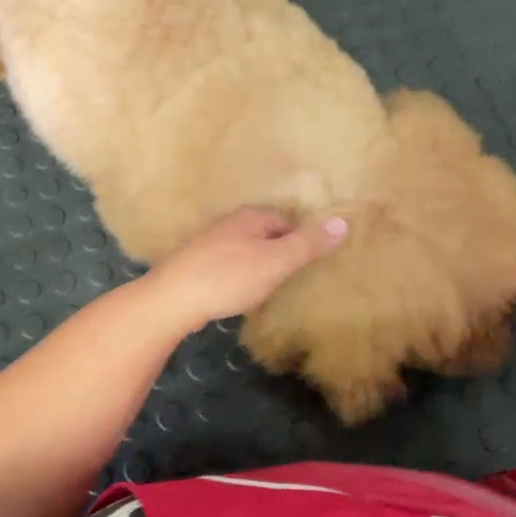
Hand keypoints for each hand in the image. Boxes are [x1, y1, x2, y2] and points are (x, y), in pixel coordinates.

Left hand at [138, 207, 347, 331]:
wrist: (172, 299)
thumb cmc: (227, 277)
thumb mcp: (275, 261)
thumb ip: (307, 244)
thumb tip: (343, 221)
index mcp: (250, 217)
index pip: (288, 221)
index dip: (303, 240)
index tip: (315, 263)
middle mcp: (229, 224)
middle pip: (267, 234)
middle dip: (282, 251)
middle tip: (298, 278)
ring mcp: (210, 244)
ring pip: (247, 250)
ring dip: (261, 265)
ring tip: (274, 288)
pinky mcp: (198, 266)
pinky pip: (230, 266)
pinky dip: (241, 277)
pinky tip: (243, 294)